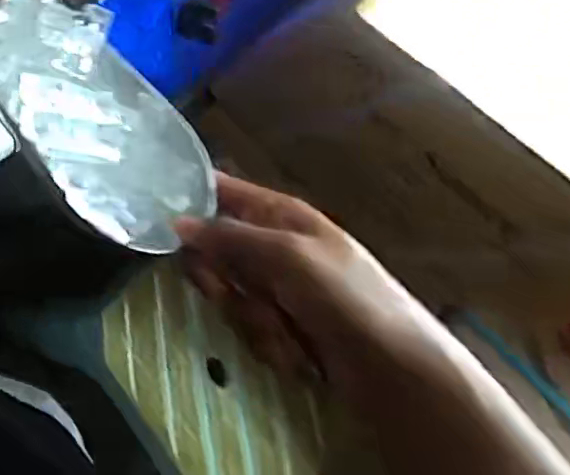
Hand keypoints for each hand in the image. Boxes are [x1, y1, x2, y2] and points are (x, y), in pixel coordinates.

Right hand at [178, 173, 569, 474]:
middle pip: (211, 245)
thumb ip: (228, 236)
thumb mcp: (287, 256)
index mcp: (278, 213)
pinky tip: (294, 354)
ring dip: (246, 316)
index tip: (160, 219)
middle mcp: (273, 243)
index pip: (217, 188)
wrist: (409, 381)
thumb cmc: (351, 301)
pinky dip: (264, 341)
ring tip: (281, 334)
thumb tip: (174, 222)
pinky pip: (246, 323)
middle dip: (217, 276)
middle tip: (226, 292)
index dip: (187, 197)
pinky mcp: (284, 325)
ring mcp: (279, 286)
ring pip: (226, 288)